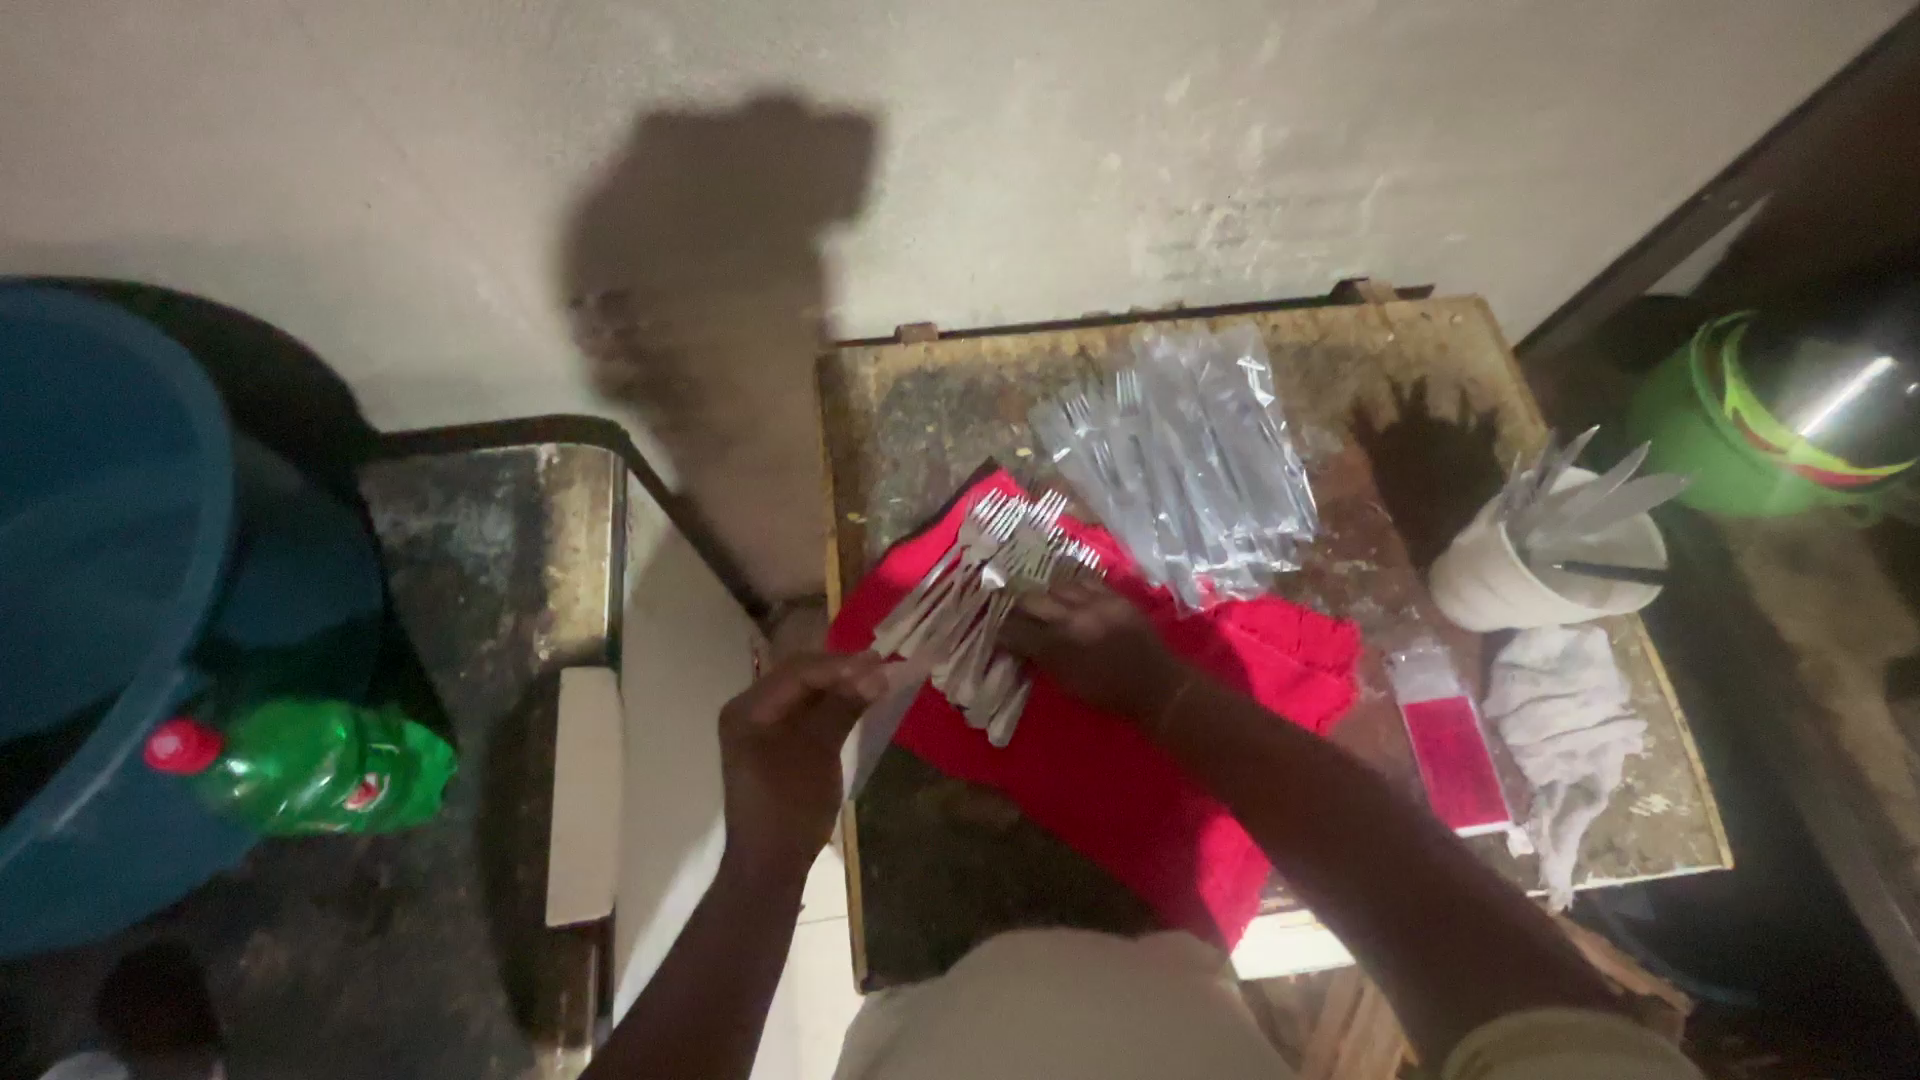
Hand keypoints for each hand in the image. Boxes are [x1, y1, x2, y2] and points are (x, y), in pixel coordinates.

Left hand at [717, 652, 887, 878]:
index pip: (798, 672)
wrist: (770, 865)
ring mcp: (762, 724)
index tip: (880, 664)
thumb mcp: (818, 755)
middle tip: (883, 665)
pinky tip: (860, 697)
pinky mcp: (777, 739)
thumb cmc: (789, 810)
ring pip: (806, 689)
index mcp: (748, 710)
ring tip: (878, 676)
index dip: (840, 665)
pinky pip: (807, 709)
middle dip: (841, 669)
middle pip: (800, 674)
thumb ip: (843, 708)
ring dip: (840, 683)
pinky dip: (833, 702)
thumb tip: (879, 673)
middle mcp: (750, 708)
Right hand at [998, 580, 1191, 721]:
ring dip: (1047, 594)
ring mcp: (1095, 602)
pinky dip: (1073, 586)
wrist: (1157, 686)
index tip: (1001, 632)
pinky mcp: (1114, 595)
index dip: (1004, 631)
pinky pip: (1085, 579)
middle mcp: (1073, 618)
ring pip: (1057, 585)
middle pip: (1031, 600)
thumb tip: (1018, 644)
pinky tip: (1070, 592)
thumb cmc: (1109, 693)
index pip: (1016, 630)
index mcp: (1059, 646)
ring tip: (1047, 602)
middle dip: (1019, 608)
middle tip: (1018, 615)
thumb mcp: (1067, 684)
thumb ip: (1041, 660)